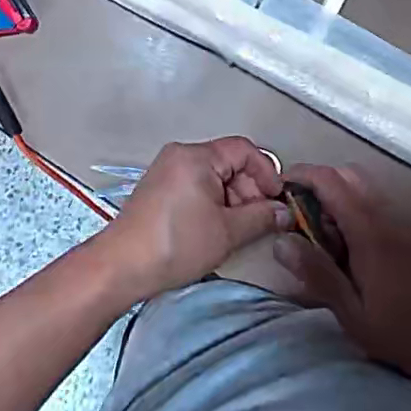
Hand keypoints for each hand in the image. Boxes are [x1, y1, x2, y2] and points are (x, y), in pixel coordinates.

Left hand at [90, 137, 290, 301]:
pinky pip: (196, 183)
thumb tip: (283, 211)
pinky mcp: (161, 184)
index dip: (266, 172)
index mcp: (196, 155)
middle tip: (260, 221)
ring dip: (233, 198)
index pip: (242, 149)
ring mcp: (167, 168)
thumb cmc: (178, 243)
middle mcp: (180, 153)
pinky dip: (213, 201)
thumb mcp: (228, 232)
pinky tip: (217, 227)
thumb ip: (261, 217)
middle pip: (228, 161)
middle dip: (250, 189)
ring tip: (237, 230)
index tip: (278, 200)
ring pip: (213, 174)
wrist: (127, 262)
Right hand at [274, 164, 410, 410]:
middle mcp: (393, 218)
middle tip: (307, 216)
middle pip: (350, 175)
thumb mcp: (355, 317)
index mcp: (370, 231)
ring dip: (346, 201)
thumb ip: (317, 275)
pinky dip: (369, 216)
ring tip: (336, 239)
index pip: (329, 180)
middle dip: (322, 184)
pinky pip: (390, 211)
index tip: (281, 187)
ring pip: (371, 192)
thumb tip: (280, 241)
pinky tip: (370, 255)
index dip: (300, 175)